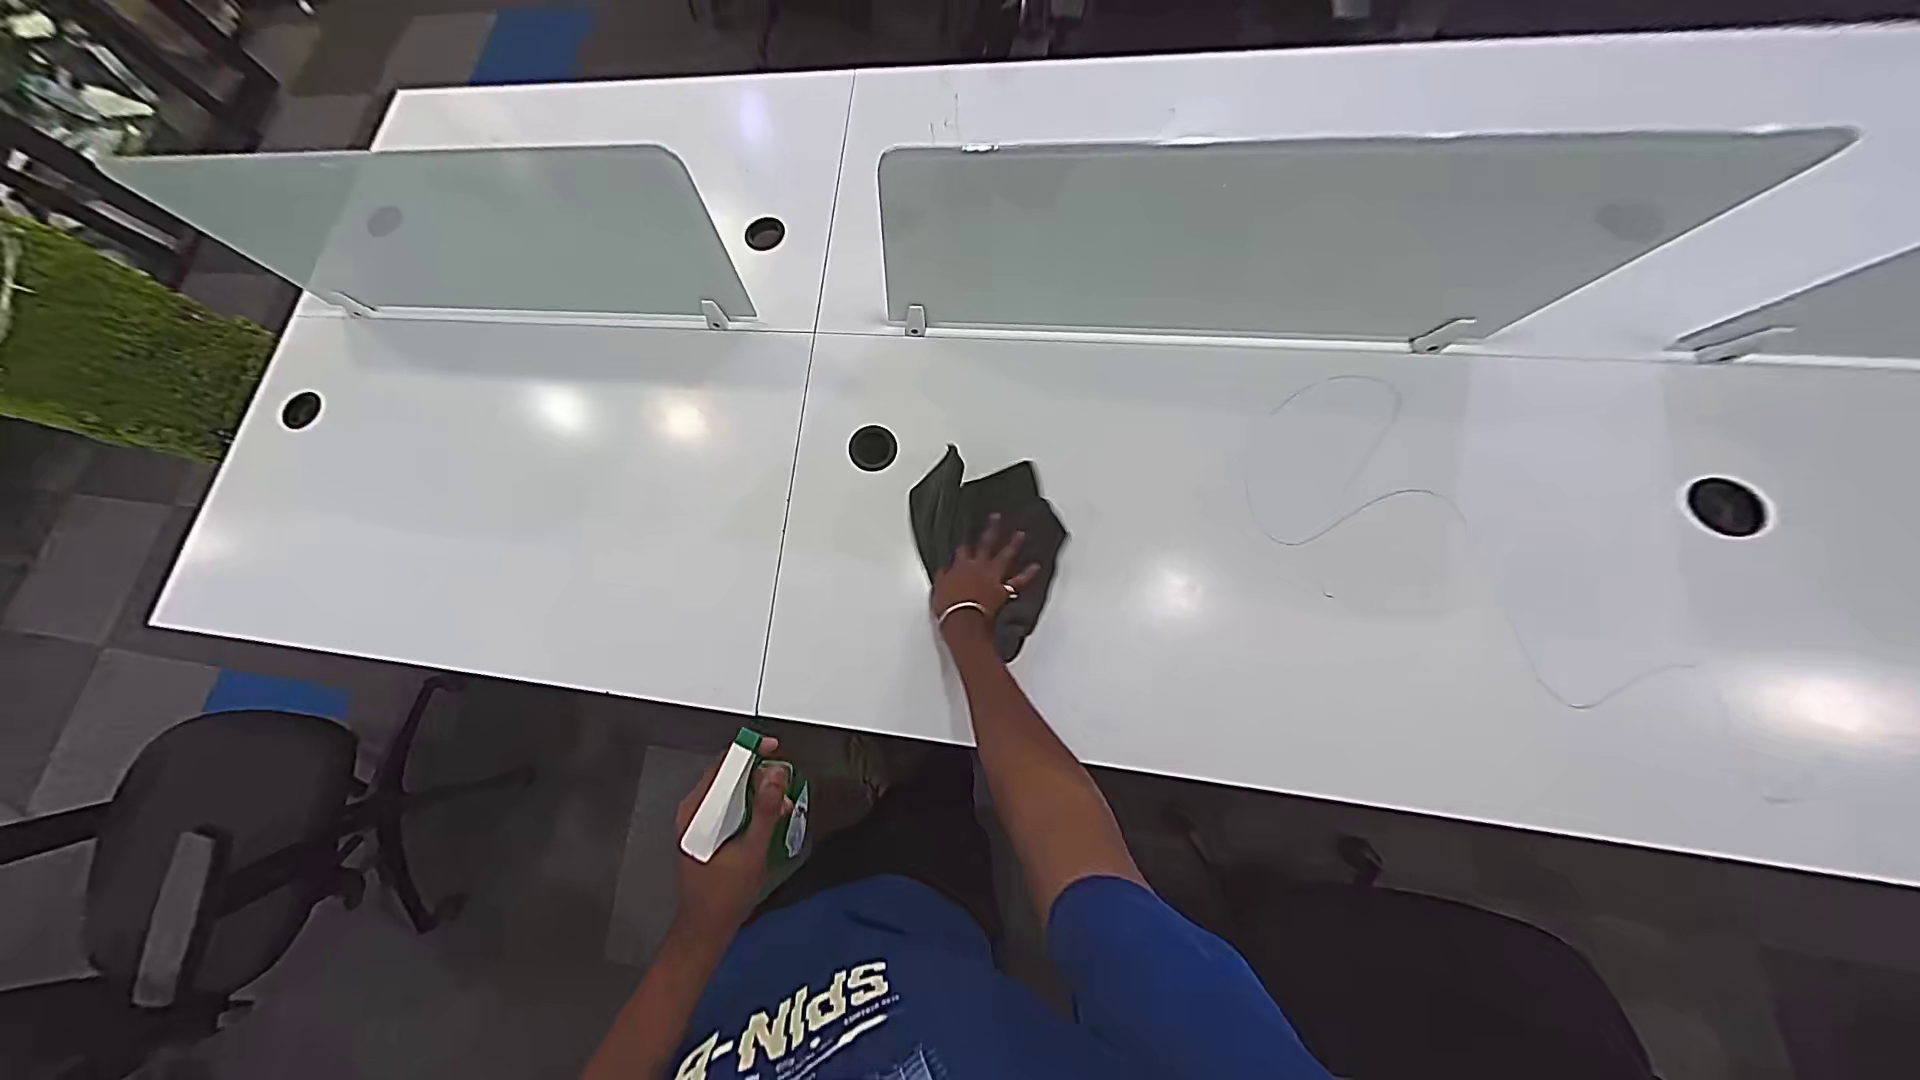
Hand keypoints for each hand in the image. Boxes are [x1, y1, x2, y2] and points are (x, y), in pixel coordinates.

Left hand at [672, 737, 792, 941]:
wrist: (705, 930)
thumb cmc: (724, 896)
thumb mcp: (751, 851)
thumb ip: (764, 810)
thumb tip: (775, 775)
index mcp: (697, 814)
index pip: (723, 767)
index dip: (750, 752)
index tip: (773, 748)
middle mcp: (694, 812)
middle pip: (729, 774)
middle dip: (760, 774)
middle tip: (783, 784)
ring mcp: (700, 821)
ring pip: (732, 788)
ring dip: (759, 791)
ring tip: (779, 806)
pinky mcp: (708, 829)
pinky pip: (732, 803)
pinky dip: (752, 804)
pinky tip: (769, 818)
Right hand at [932, 514, 1040, 638]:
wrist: (961, 620)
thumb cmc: (948, 607)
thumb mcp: (938, 590)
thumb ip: (942, 577)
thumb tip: (943, 570)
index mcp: (960, 566)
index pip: (963, 548)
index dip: (966, 539)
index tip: (969, 529)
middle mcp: (978, 566)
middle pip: (985, 543)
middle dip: (991, 529)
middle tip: (997, 517)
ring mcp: (992, 576)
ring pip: (1005, 556)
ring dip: (1014, 544)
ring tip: (1021, 534)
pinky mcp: (1003, 589)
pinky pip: (1018, 580)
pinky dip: (1028, 574)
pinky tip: (1036, 566)